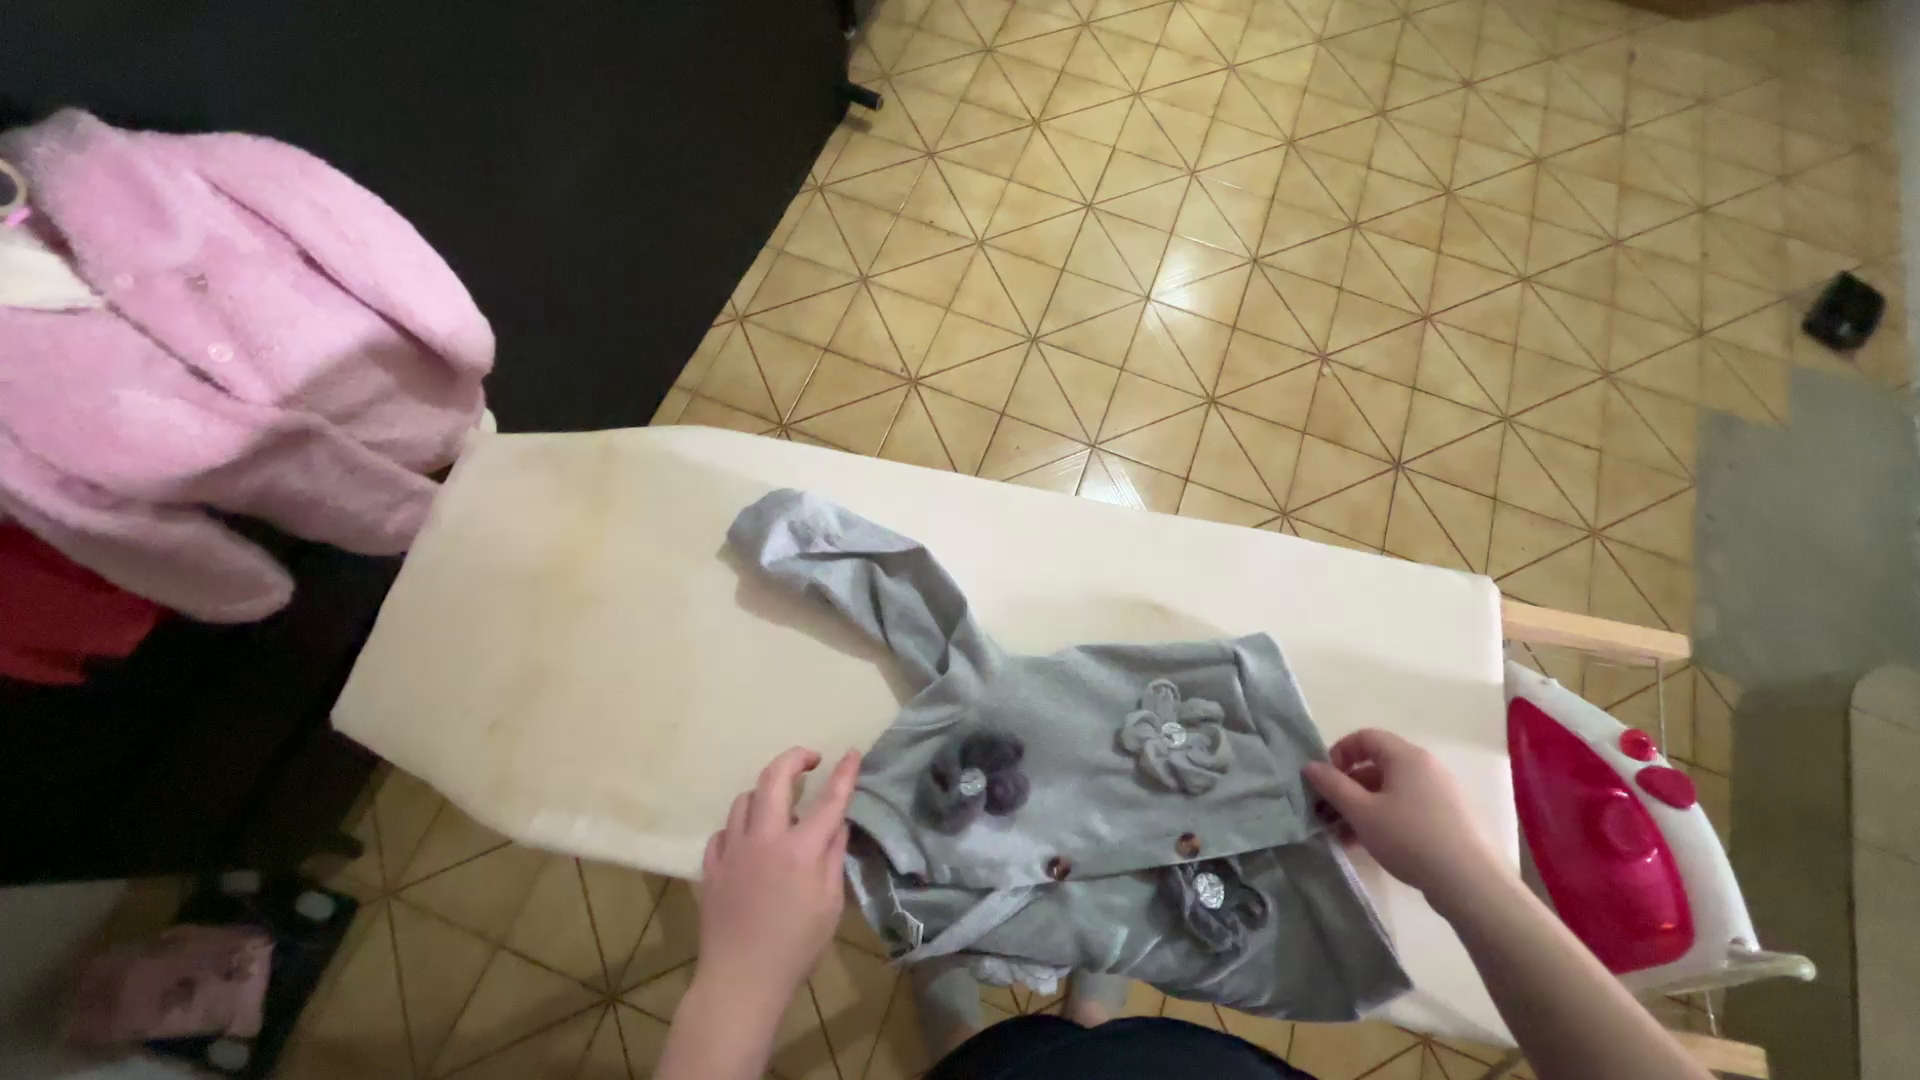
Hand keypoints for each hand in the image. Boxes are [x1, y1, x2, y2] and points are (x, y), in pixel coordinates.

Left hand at [693, 746, 860, 1013]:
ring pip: (744, 799)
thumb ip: (834, 857)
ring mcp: (732, 850)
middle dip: (794, 758)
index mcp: (800, 850)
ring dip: (765, 792)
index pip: (829, 800)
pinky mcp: (711, 866)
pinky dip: (740, 826)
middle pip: (774, 778)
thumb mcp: (830, 904)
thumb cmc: (796, 947)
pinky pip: (724, 830)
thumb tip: (837, 823)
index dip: (844, 773)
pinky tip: (750, 841)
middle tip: (810, 759)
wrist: (740, 981)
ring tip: (780, 805)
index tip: (853, 752)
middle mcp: (764, 839)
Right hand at [1304, 729, 1503, 902]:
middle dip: (1347, 786)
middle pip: (1377, 765)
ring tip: (1343, 833)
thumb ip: (1332, 785)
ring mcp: (1441, 794)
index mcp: (1407, 757)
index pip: (1366, 737)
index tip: (1325, 779)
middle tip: (1328, 810)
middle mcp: (1427, 768)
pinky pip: (1408, 807)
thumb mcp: (1361, 812)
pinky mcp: (1450, 818)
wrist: (1471, 883)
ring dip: (1362, 806)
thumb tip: (1310, 766)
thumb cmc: (1410, 837)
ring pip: (1391, 790)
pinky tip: (1369, 844)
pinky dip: (1384, 817)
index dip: (1339, 752)